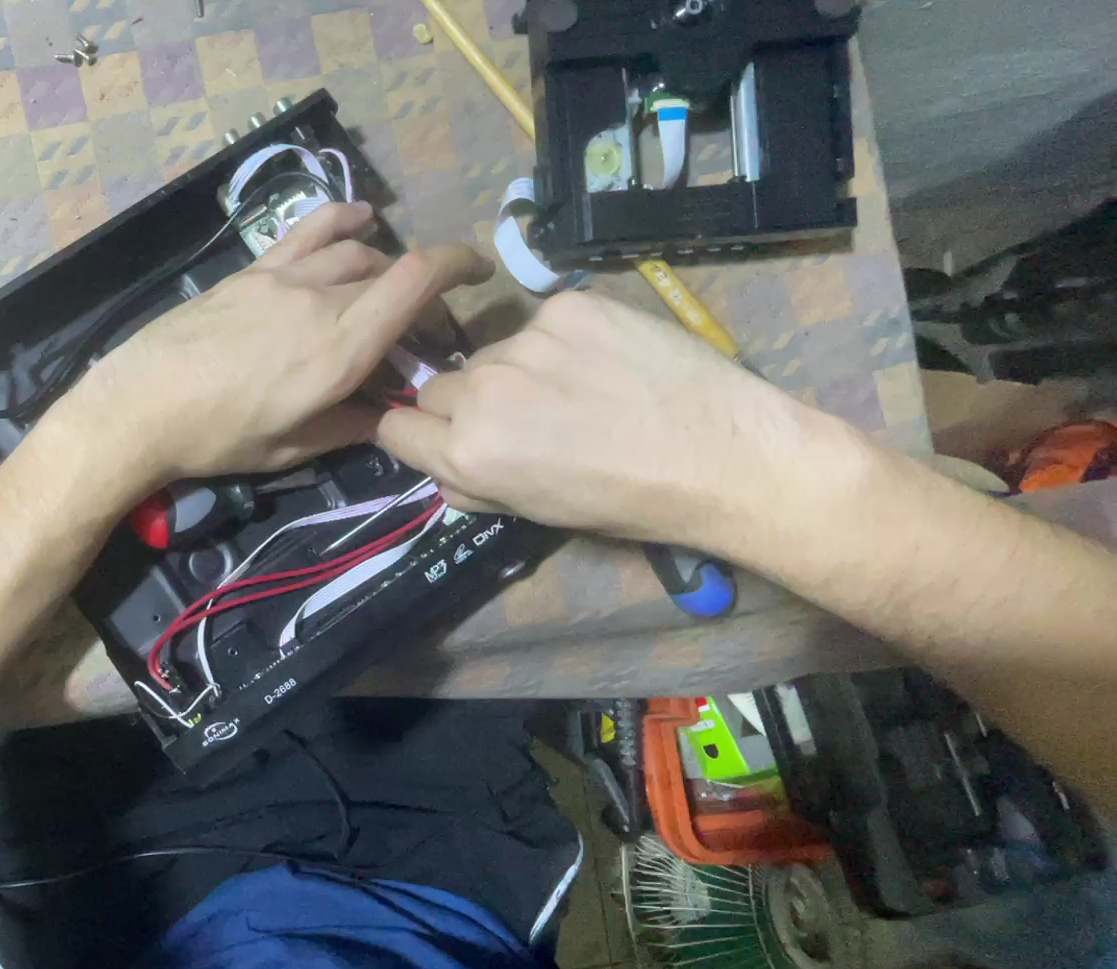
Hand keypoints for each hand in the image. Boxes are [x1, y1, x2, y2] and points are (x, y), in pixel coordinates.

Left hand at [48, 202, 491, 486]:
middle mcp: (320, 301)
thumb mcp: (292, 449)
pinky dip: (342, 222)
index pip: (415, 283)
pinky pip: (308, 233)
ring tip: (384, 290)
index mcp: (340, 350)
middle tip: (417, 329)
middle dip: (418, 293)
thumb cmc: (218, 438)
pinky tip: (358, 221)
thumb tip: (385, 413)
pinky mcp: (253, 273)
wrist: (141, 407)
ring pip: (353, 251)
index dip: (459, 267)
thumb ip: (349, 425)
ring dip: (381, 266)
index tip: (480, 276)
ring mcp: (283, 279)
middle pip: (389, 273)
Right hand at [376, 291, 836, 548]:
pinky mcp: (567, 307)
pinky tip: (598, 361)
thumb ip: (470, 487)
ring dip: (510, 372)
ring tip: (570, 389)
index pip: (394, 427)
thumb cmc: (621, 502)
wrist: (722, 457)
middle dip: (462, 405)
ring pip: (487, 354)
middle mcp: (481, 394)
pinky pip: (535, 325)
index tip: (438, 436)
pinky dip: (556, 343)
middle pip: (436, 388)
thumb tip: (445, 464)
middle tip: (516, 419)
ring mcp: (524, 343)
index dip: (415, 435)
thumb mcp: (530, 513)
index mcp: (467, 454)